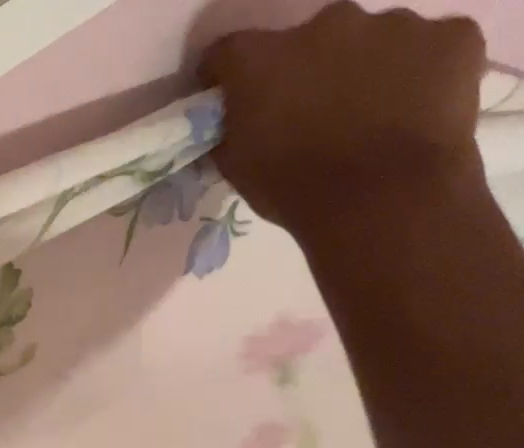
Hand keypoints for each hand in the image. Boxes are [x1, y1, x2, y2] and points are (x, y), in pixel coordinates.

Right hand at [202, 3, 486, 236]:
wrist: (382, 195)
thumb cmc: (291, 185)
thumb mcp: (234, 163)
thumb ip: (232, 125)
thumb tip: (239, 116)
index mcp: (261, 60)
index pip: (229, 51)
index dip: (226, 74)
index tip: (229, 95)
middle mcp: (326, 25)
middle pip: (308, 37)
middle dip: (304, 65)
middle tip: (307, 106)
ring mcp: (395, 24)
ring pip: (371, 38)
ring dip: (361, 64)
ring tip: (366, 108)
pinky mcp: (451, 34)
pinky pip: (428, 44)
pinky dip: (417, 68)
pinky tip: (410, 105)